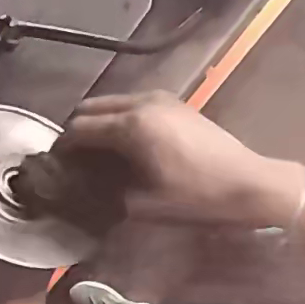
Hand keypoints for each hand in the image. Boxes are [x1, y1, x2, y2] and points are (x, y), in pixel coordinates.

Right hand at [62, 92, 304, 225]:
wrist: (249, 184)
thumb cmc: (197, 198)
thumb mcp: (145, 205)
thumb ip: (107, 194)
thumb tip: (83, 190)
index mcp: (131, 126)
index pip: (79, 129)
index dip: (62, 147)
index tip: (55, 167)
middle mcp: (142, 103)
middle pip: (90, 107)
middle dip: (76, 130)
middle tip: (73, 159)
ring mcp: (161, 98)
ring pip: (112, 102)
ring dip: (98, 121)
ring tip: (96, 152)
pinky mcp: (175, 102)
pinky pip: (133, 103)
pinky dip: (119, 117)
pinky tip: (125, 143)